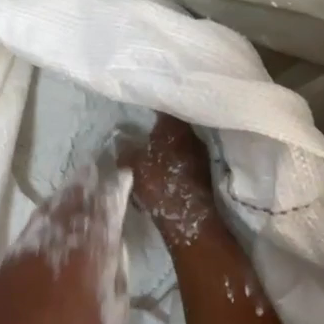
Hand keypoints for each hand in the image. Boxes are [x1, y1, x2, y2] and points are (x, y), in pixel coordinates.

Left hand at [0, 148, 131, 323]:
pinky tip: (52, 207)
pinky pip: (39, 218)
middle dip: (90, 183)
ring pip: (56, 205)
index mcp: (93, 248)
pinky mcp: (17, 249)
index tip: (123, 175)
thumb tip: (113, 257)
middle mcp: (65, 235)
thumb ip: (116, 280)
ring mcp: (37, 239)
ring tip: (79, 181)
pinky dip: (50, 208)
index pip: (107, 207)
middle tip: (97, 168)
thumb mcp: (110, 316)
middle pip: (79, 199)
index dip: (116, 189)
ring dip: (70, 192)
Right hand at [130, 114, 217, 246]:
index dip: (153, 105)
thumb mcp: (133, 165)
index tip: (142, 106)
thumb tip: (120, 141)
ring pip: (182, 140)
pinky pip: (186, 155)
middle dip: (161, 125)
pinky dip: (175, 156)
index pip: (165, 108)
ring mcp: (200, 153)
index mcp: (174, 128)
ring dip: (169, 142)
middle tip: (145, 126)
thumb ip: (126, 150)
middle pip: (176, 123)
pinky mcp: (204, 170)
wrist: (188, 217)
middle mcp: (191, 135)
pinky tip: (164, 163)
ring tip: (153, 146)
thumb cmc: (159, 184)